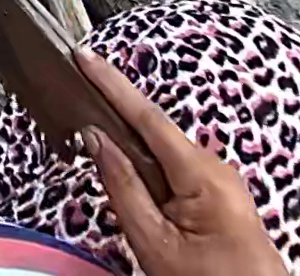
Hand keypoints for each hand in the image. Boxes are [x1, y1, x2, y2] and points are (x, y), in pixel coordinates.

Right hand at [76, 47, 286, 275]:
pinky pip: (172, 161)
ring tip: (92, 120)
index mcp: (205, 177)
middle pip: (153, 126)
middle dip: (115, 103)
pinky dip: (143, 152)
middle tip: (78, 79)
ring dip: (127, 131)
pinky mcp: (219, 195)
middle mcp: (217, 170)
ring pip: (160, 145)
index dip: (111, 82)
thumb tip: (93, 135)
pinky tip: (124, 154)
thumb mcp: (154, 244)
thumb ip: (120, 184)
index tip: (83, 55)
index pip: (147, 115)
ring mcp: (221, 182)